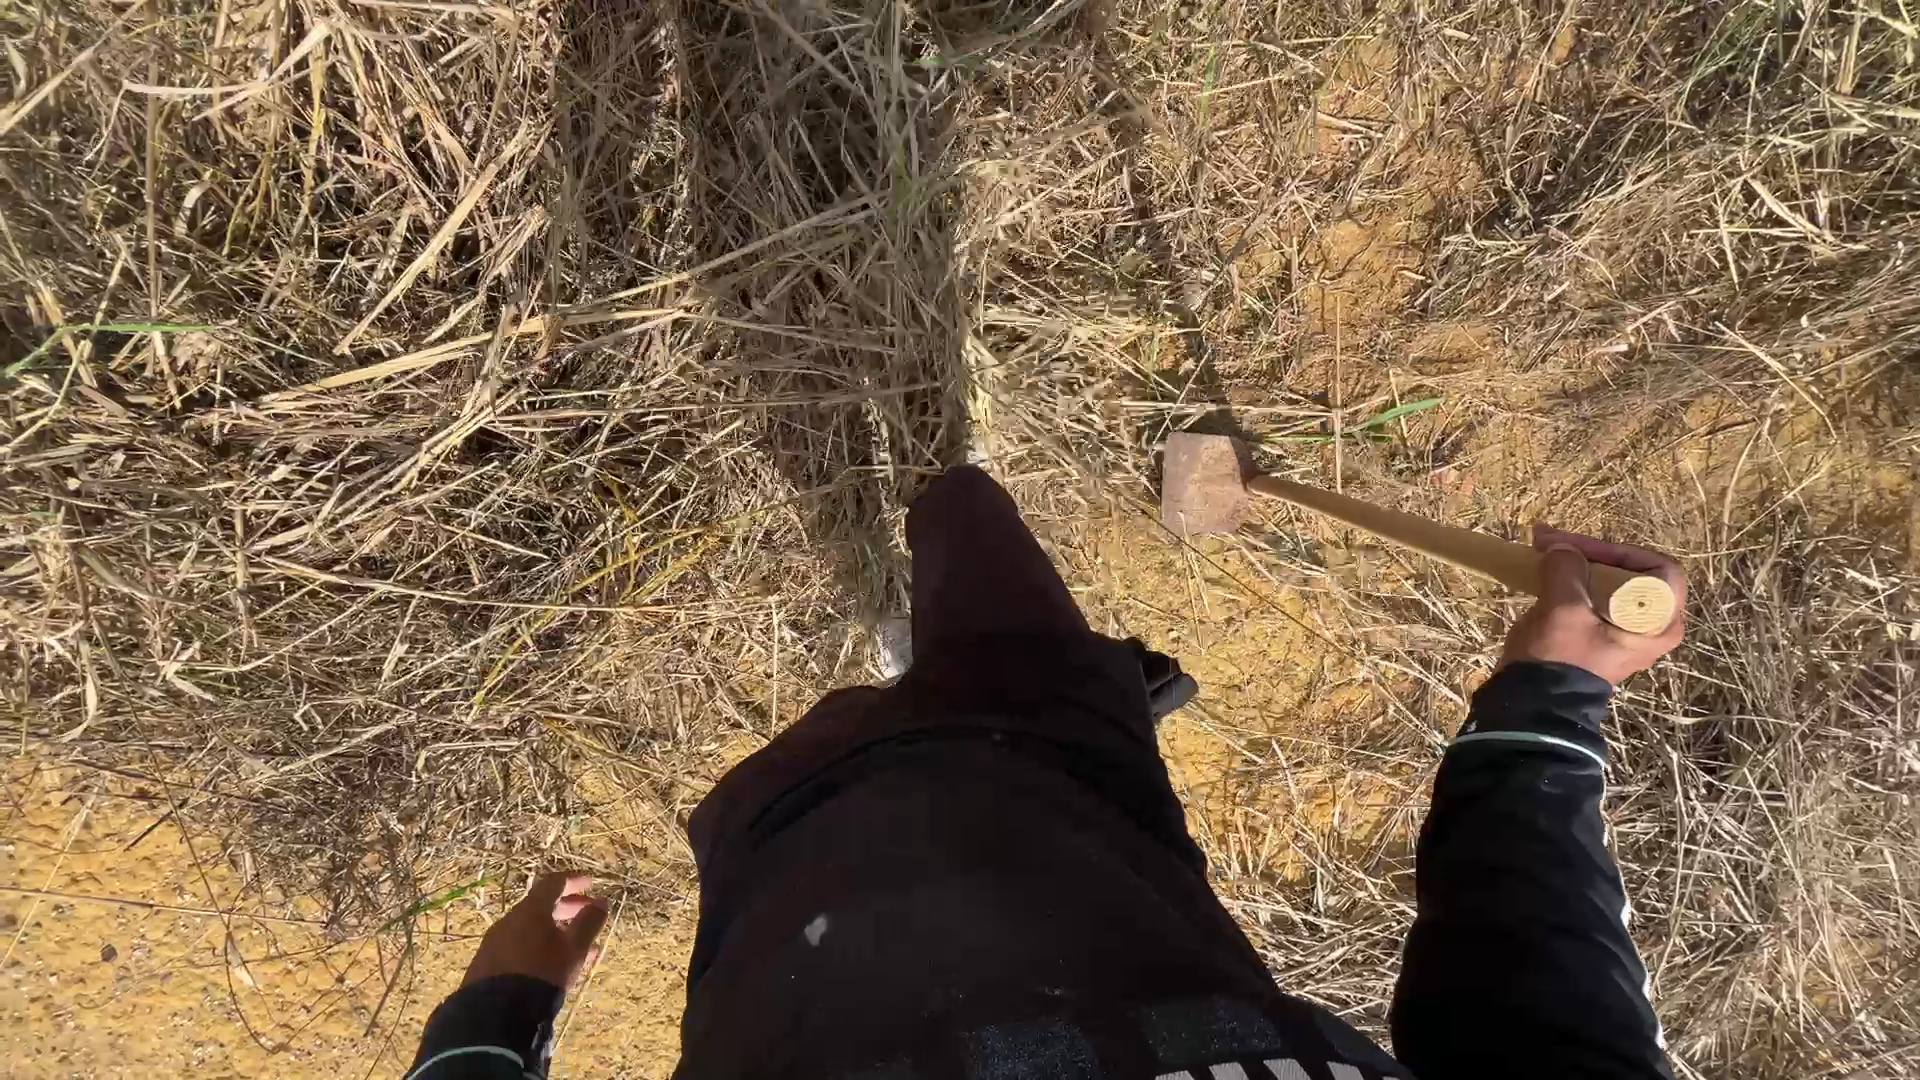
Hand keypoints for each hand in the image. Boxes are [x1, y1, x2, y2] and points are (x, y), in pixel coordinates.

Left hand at [462, 871, 608, 989]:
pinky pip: (517, 947)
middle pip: (541, 905)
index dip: (575, 880)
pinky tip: (551, 965)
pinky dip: (538, 947)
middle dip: (567, 907)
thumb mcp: (575, 948)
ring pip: (530, 929)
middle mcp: (509, 921)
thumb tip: (601, 902)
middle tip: (586, 914)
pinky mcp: (484, 967)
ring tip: (574, 947)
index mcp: (530, 911)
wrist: (493, 1019)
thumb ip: (590, 921)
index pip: (554, 883)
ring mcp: (493, 945)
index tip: (591, 883)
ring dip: (555, 931)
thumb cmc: (542, 973)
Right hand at [1498, 524, 1685, 684]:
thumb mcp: (1562, 611)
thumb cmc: (1558, 657)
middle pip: (1628, 573)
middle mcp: (1648, 625)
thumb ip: (1566, 572)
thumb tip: (1561, 548)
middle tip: (1546, 540)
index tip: (1576, 547)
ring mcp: (1620, 630)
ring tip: (1539, 550)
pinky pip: (1589, 597)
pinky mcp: (1594, 633)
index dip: (1618, 551)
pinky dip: (1567, 580)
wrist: (1532, 699)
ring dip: (1573, 563)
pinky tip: (1541, 572)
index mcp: (1657, 624)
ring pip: (1605, 583)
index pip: (1659, 569)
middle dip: (1586, 553)